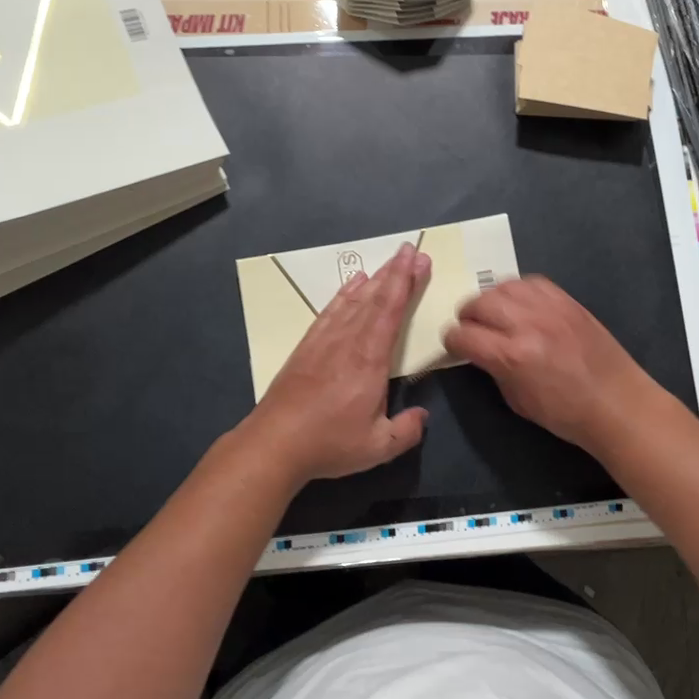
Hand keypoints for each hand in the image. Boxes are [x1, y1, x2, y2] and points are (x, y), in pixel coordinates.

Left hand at [238, 243, 431, 486]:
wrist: (275, 443)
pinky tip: (354, 284)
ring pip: (355, 300)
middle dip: (396, 272)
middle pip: (376, 297)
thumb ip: (406, 430)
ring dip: (375, 278)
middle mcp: (349, 340)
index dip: (406, 282)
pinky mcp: (308, 345)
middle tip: (413, 251)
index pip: (392, 310)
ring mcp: (326, 340)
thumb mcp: (378, 446)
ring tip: (390, 262)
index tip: (418, 259)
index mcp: (370, 359)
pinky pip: (331, 310)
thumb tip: (422, 416)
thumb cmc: (329, 443)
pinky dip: (345, 293)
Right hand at [443, 276, 658, 453]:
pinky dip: (519, 291)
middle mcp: (526, 324)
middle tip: (474, 330)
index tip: (456, 347)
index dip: (452, 342)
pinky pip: (531, 281)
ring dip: (492, 300)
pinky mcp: (567, 300)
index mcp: (510, 356)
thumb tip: (480, 352)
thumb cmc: (565, 413)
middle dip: (468, 318)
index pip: (462, 334)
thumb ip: (493, 369)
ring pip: (502, 286)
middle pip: (478, 303)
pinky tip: (522, 305)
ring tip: (497, 315)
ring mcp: (548, 307)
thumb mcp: (517, 401)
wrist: (617, 403)